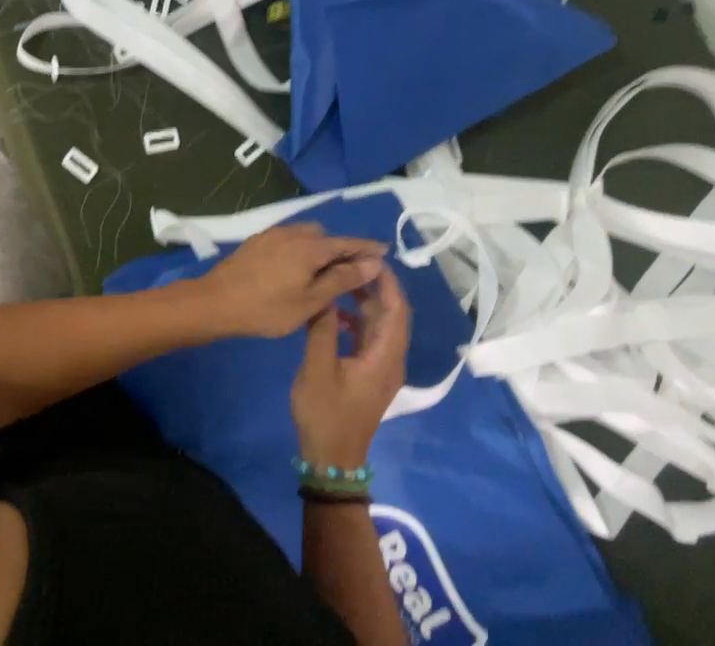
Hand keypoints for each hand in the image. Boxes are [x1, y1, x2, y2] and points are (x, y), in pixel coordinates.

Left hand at [190, 224, 388, 338]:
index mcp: (309, 247)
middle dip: (340, 249)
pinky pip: (287, 240)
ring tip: (324, 273)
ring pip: (304, 236)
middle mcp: (291, 234)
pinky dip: (299, 250)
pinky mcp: (255, 243)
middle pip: (325, 236)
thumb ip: (342, 279)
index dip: (367, 248)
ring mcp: (270, 236)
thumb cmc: (266, 308)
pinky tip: (296, 270)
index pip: (347, 243)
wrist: (214, 302)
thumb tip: (372, 262)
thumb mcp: (311, 301)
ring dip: (318, 249)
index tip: (384, 252)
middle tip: (351, 272)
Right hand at [290, 266, 410, 468]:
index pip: (396, 310)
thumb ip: (322, 328)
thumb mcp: (317, 367)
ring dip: (365, 303)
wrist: (331, 456)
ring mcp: (380, 369)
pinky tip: (335, 313)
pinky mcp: (368, 375)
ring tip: (339, 280)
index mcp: (385, 357)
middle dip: (375, 287)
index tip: (367, 257)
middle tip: (349, 262)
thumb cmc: (326, 412)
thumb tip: (324, 293)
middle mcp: (390, 360)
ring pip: (380, 327)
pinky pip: (369, 339)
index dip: (387, 282)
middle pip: (391, 316)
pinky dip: (357, 321)